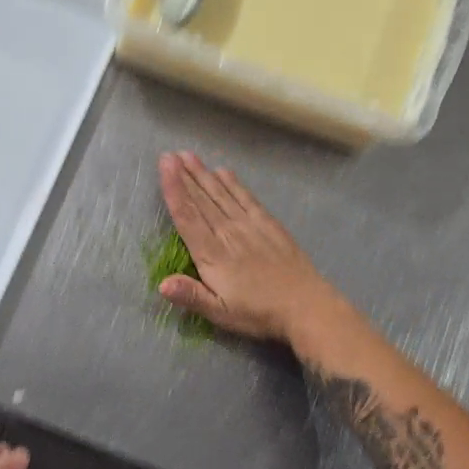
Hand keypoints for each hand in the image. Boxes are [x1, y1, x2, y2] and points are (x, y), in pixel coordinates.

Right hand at [157, 151, 345, 343]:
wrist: (306, 306)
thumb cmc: (257, 313)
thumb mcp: (220, 312)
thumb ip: (191, 296)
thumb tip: (162, 284)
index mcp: (212, 255)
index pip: (187, 217)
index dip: (174, 190)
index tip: (164, 166)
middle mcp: (229, 234)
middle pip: (202, 200)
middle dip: (184, 176)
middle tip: (170, 155)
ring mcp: (250, 227)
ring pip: (222, 195)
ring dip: (204, 175)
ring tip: (189, 156)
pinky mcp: (269, 225)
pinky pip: (246, 198)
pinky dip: (233, 184)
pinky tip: (224, 172)